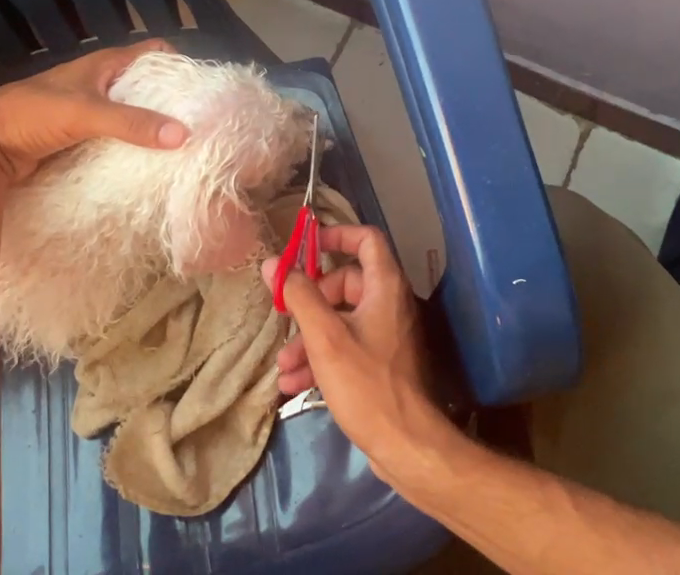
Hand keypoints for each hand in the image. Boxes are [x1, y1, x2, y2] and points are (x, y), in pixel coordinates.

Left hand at [0, 40, 188, 182]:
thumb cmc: (32, 114)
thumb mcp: (86, 113)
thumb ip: (132, 123)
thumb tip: (184, 135)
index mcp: (102, 64)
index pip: (151, 53)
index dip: (177, 63)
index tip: (203, 86)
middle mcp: (99, 83)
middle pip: (144, 85)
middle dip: (170, 100)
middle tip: (201, 121)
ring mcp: (88, 111)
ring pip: (130, 114)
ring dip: (150, 126)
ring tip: (182, 145)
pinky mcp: (79, 136)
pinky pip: (114, 137)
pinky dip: (131, 145)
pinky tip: (148, 161)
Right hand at [260, 225, 451, 473]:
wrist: (407, 446)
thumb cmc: (367, 383)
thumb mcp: (325, 337)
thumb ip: (298, 295)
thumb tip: (273, 264)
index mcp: (385, 287)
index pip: (366, 239)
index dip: (336, 234)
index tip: (305, 246)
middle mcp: (390, 304)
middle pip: (345, 284)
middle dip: (309, 304)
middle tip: (284, 321)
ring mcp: (387, 335)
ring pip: (341, 320)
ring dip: (309, 339)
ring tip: (283, 367)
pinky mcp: (381, 364)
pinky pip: (347, 347)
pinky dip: (322, 359)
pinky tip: (294, 384)